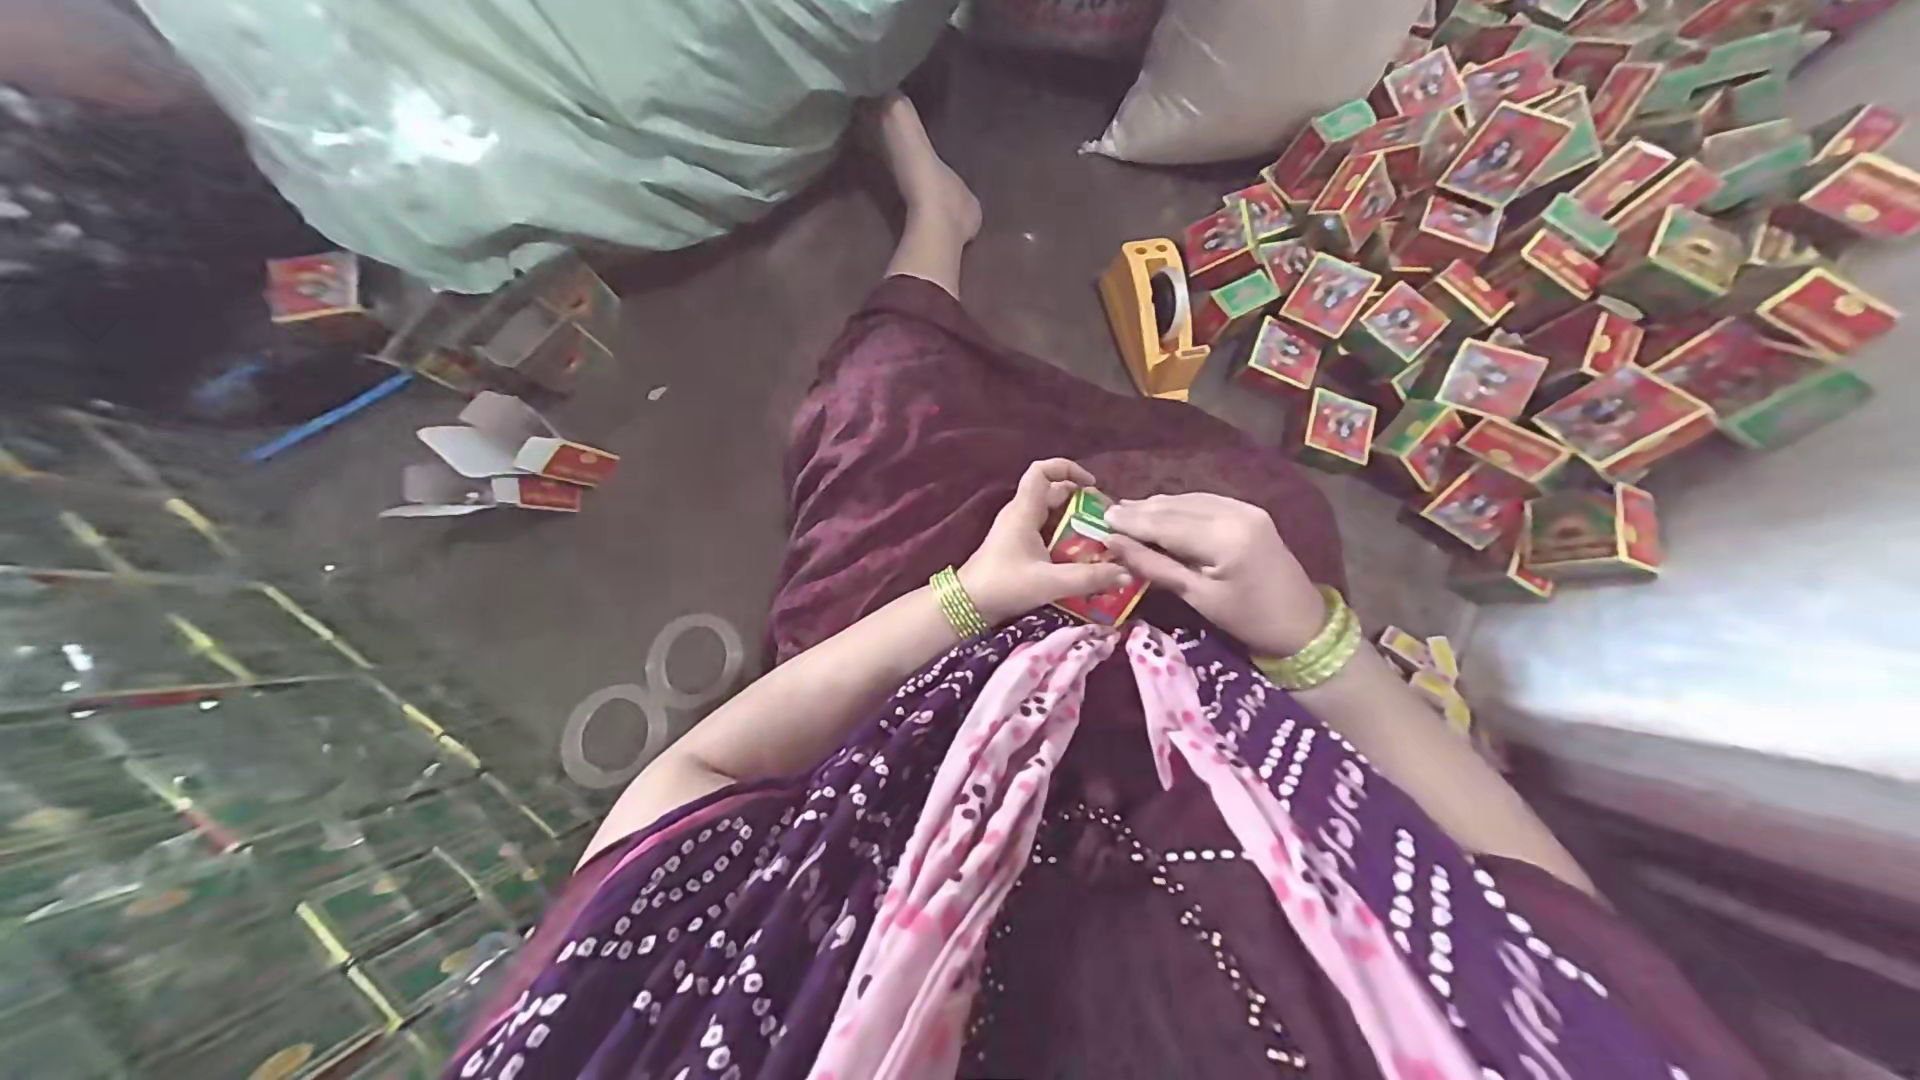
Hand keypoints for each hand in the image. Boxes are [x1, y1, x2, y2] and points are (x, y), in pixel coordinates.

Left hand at [957, 459, 1132, 625]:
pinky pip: (1046, 533)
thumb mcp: (1048, 582)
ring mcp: (1017, 531)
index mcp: (1023, 511)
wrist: (967, 606)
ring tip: (1100, 540)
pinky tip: (1081, 558)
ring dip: (1075, 523)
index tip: (1091, 486)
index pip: (1042, 471)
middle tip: (1106, 521)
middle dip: (1082, 502)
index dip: (1068, 469)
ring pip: (1052, 516)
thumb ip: (1088, 578)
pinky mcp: (1018, 548)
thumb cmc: (1003, 585)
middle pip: (1054, 494)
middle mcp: (1020, 515)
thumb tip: (1125, 573)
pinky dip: (1064, 539)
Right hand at [1102, 493, 1327, 655]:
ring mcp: (1244, 508)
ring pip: (1187, 501)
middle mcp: (1234, 513)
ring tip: (1125, 512)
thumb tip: (1113, 543)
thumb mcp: (1196, 596)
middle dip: (1139, 511)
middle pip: (1174, 508)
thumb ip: (1153, 566)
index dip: (1130, 521)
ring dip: (1156, 507)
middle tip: (1106, 514)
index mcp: (1223, 538)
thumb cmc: (1246, 618)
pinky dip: (1177, 506)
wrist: (1302, 623)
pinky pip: (1203, 502)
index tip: (1099, 519)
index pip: (1165, 524)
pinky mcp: (1249, 511)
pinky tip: (1159, 511)